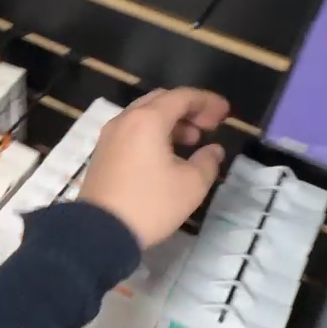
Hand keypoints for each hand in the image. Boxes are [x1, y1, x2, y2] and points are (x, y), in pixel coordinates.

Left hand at [81, 88, 230, 247]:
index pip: (181, 96)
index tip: (225, 114)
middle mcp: (125, 120)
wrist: (100, 231)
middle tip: (210, 125)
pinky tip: (167, 153)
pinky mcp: (102, 152)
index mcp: (147, 120)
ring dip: (170, 121)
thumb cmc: (150, 204)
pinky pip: (131, 130)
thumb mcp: (191, 185)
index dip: (207, 101)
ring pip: (143, 115)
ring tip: (192, 141)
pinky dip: (152, 133)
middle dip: (188, 108)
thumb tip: (212, 150)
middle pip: (160, 100)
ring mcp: (109, 135)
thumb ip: (207, 161)